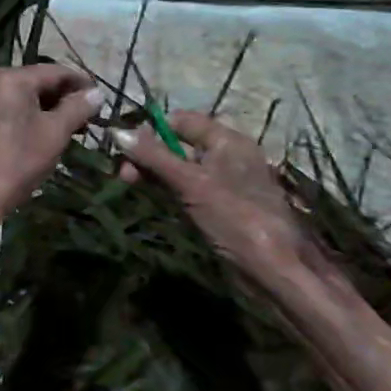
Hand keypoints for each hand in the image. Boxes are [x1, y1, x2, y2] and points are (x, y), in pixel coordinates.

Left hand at [0, 64, 102, 224]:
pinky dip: (42, 114)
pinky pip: (22, 106)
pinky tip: (59, 130)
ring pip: (34, 95)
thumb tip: (98, 93)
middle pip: (43, 81)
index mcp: (13, 79)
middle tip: (94, 114)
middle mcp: (0, 82)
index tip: (103, 98)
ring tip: (81, 125)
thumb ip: (78, 107)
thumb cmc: (22, 158)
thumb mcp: (57, 131)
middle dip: (69, 96)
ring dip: (57, 107)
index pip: (56, 71)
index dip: (82, 83)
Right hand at [111, 110, 313, 277]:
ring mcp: (224, 182)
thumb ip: (153, 156)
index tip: (127, 146)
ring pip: (180, 167)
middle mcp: (227, 156)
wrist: (273, 270)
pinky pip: (187, 187)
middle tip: (123, 171)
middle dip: (148, 153)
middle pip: (179, 143)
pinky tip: (151, 195)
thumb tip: (117, 132)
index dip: (153, 128)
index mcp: (228, 141)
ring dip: (154, 172)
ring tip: (129, 183)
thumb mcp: (190, 183)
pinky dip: (167, 187)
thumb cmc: (234, 217)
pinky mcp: (220, 205)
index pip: (182, 120)